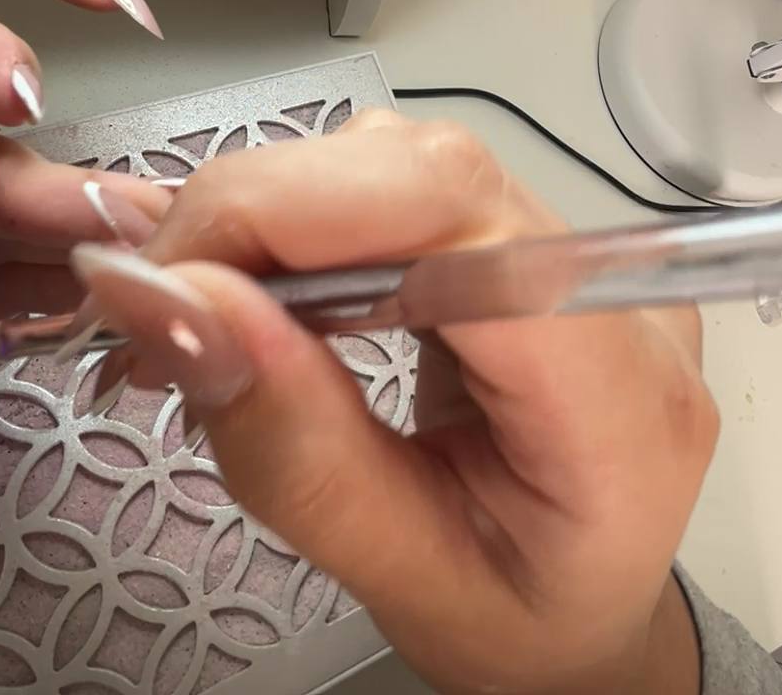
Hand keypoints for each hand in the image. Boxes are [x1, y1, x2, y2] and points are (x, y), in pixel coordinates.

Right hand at [71, 112, 717, 694]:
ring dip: (284, 218)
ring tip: (224, 312)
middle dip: (263, 213)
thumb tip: (177, 302)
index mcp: (617, 389)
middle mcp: (611, 290)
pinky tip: (285, 291)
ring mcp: (578, 253)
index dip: (288, 214)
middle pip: (421, 170)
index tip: (164, 284)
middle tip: (167, 306)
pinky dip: (317, 224)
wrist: (592, 604)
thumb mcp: (405, 578)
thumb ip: (295, 447)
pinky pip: (408, 189)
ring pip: (405, 163)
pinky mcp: (530, 242)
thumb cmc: (526, 618)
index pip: (453, 220)